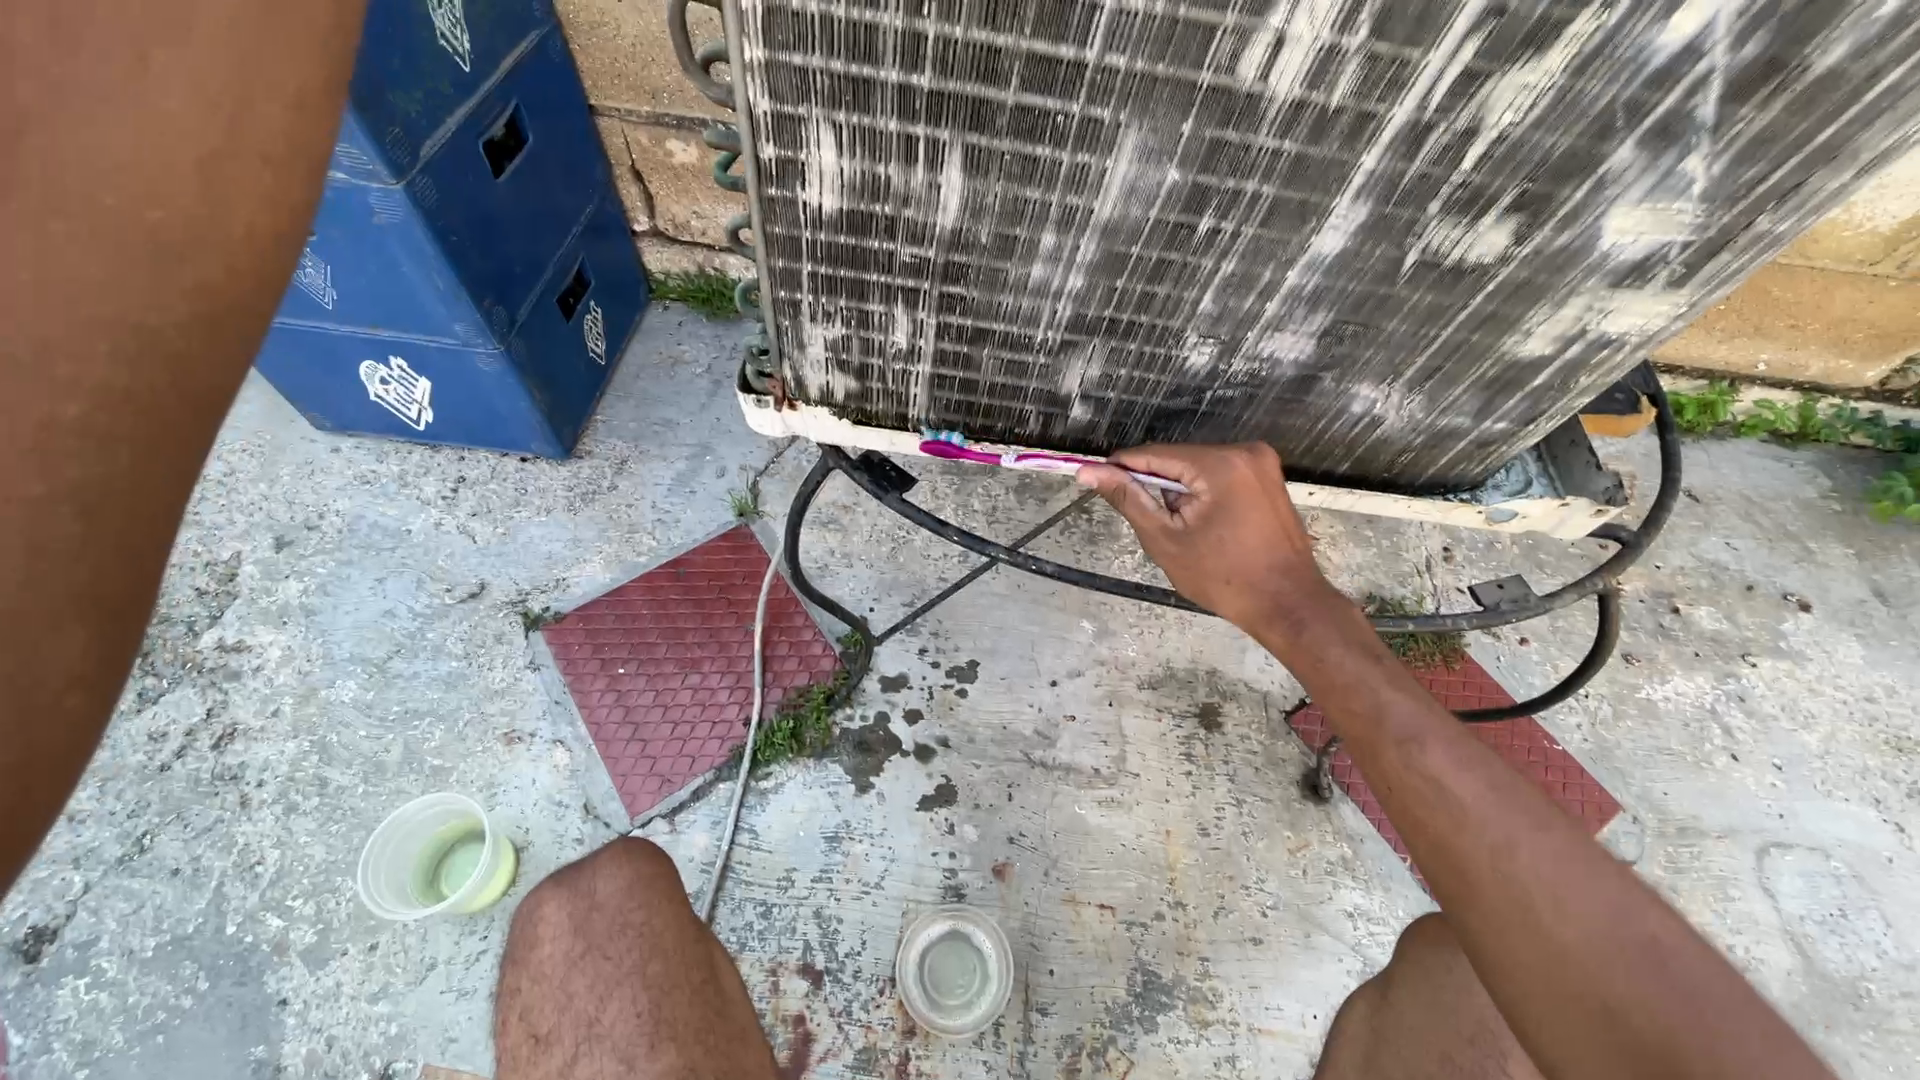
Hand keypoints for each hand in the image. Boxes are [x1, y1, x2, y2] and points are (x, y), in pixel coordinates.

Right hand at [1075, 443, 1338, 635]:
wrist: (1287, 603)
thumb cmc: (1223, 578)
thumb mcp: (1165, 539)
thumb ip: (1127, 499)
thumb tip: (1088, 471)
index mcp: (1220, 463)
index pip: (1154, 454)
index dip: (1122, 469)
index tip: (1097, 483)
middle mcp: (1245, 451)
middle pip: (1178, 460)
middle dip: (1159, 488)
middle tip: (1156, 527)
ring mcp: (1262, 463)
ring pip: (1198, 469)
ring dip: (1182, 494)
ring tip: (1187, 533)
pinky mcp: (1269, 477)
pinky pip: (1221, 477)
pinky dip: (1205, 496)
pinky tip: (1209, 528)